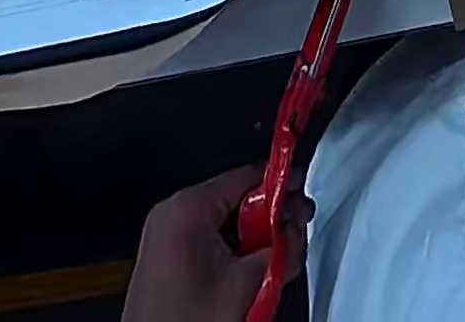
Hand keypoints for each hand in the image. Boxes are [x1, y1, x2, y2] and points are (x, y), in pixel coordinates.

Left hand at [122, 167, 310, 321]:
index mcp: (188, 207)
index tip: (300, 188)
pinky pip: (208, 239)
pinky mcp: (164, 256)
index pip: (245, 176)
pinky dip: (232, 250)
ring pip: (223, 221)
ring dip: (252, 237)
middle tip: (295, 229)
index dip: (278, 183)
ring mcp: (165, 234)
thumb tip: (297, 229)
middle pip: (235, 199)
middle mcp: (172, 212)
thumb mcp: (245, 287)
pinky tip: (250, 272)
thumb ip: (281, 250)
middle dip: (268, 216)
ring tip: (275, 258)